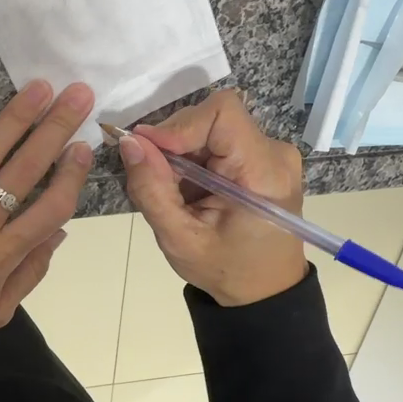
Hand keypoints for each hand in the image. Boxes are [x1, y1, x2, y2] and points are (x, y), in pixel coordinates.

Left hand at [0, 80, 95, 346]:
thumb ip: (30, 272)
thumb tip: (59, 232)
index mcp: (3, 256)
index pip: (49, 208)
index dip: (70, 175)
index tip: (83, 146)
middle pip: (23, 173)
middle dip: (54, 131)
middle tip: (77, 95)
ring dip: (13, 121)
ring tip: (37, 88)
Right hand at [119, 89, 307, 306]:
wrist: (265, 289)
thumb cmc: (224, 270)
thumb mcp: (178, 238)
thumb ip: (151, 189)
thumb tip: (128, 143)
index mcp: (262, 172)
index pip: (222, 112)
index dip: (178, 125)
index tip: (148, 152)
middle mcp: (274, 152)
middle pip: (212, 118)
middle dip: (174, 144)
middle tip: (156, 182)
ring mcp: (271, 153)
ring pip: (211, 128)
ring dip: (181, 154)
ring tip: (174, 192)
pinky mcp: (262, 157)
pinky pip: (218, 141)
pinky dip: (193, 160)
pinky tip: (189, 190)